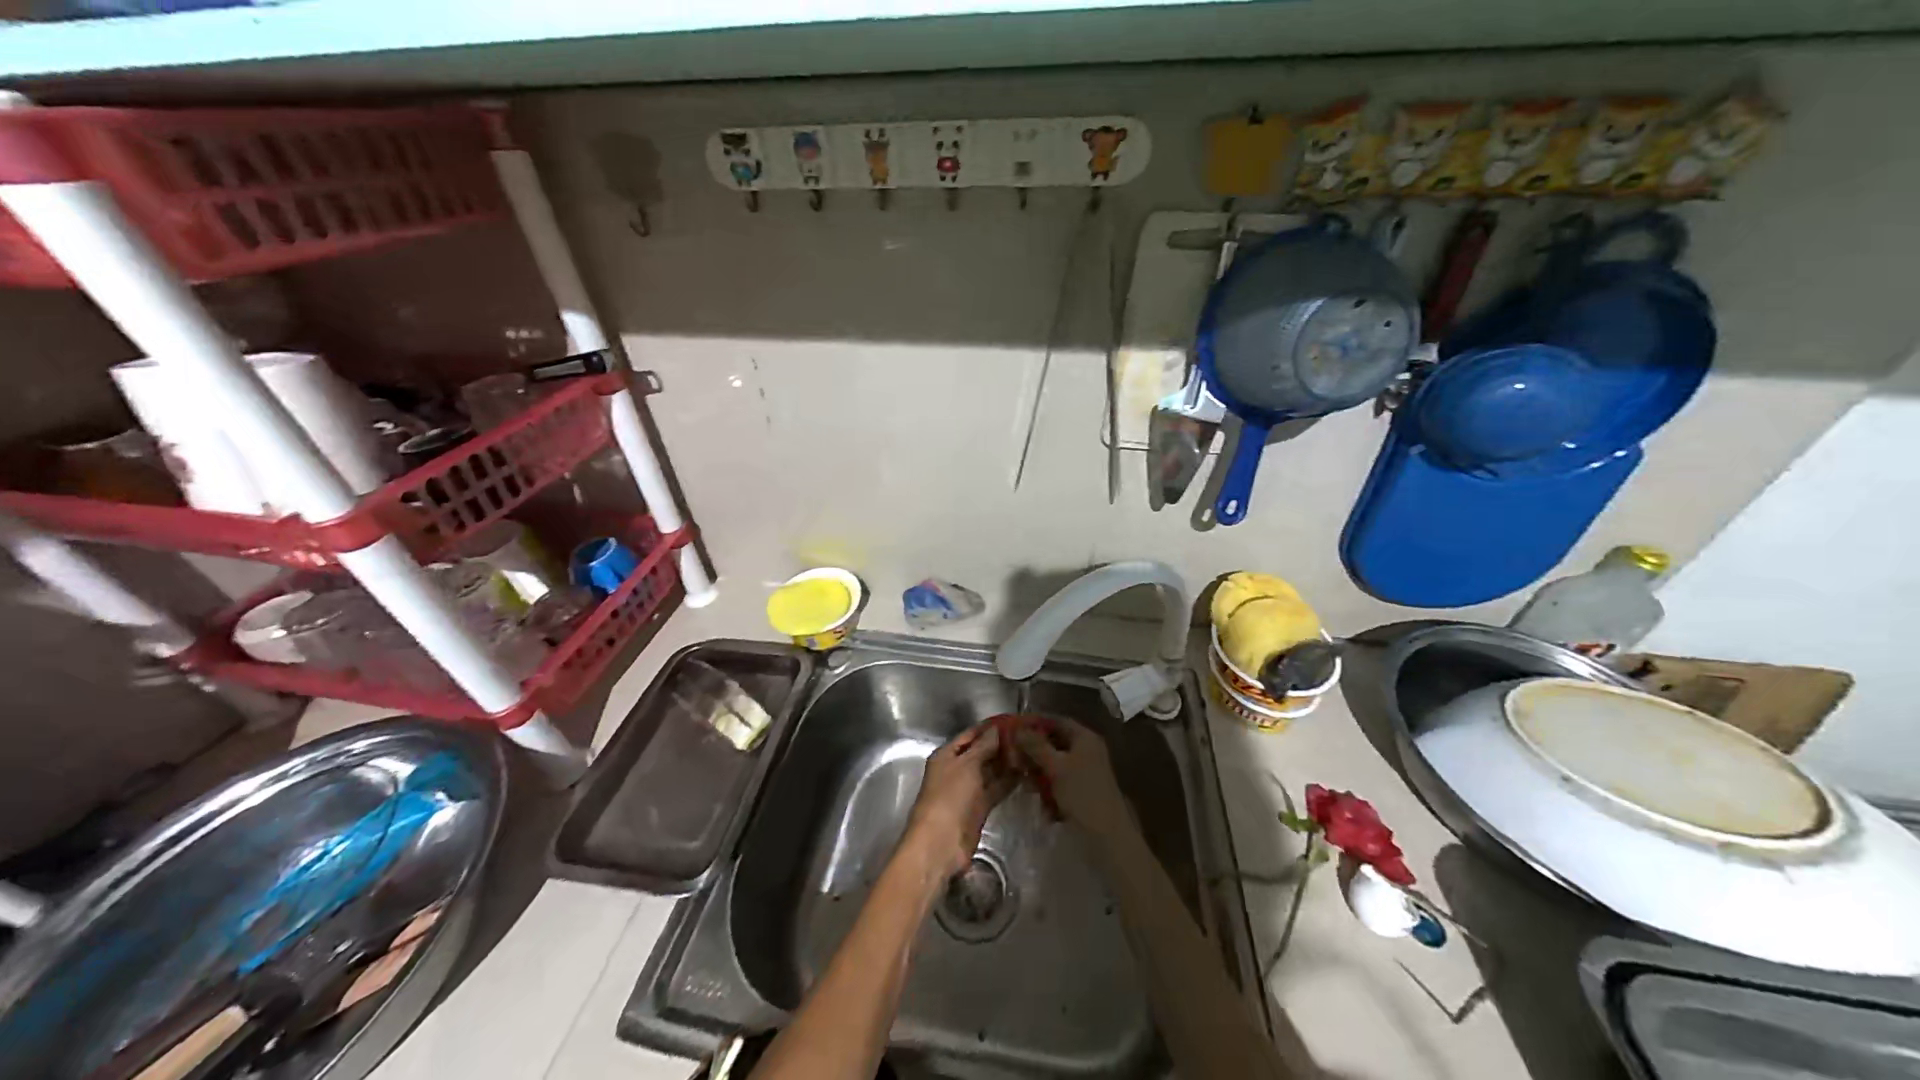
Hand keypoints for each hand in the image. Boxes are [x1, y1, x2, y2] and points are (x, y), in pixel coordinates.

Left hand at [903, 723, 1016, 876]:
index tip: (1013, 721)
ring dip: (1007, 763)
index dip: (989, 728)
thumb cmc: (949, 797)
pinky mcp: (979, 807)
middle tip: (1029, 737)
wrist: (941, 843)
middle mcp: (957, 769)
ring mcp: (968, 789)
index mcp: (947, 755)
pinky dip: (1008, 782)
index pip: (970, 735)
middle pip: (981, 752)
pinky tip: (1027, 773)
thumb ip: (983, 747)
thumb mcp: (966, 766)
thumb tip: (996, 729)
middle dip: (1001, 745)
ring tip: (1032, 752)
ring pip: (990, 771)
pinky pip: (996, 789)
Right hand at [1013, 718, 1131, 838]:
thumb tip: (1017, 729)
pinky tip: (1043, 804)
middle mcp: (1086, 750)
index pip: (1056, 720)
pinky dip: (1049, 790)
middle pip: (1054, 743)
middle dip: (1033, 752)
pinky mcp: (1082, 791)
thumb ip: (1035, 746)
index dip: (1034, 722)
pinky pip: (1060, 782)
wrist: (1108, 835)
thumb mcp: (1055, 766)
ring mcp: (1085, 771)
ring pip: (1054, 764)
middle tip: (1014, 760)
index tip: (1012, 729)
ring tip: (1028, 786)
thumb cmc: (1082, 793)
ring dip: (1039, 773)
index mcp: (1084, 738)